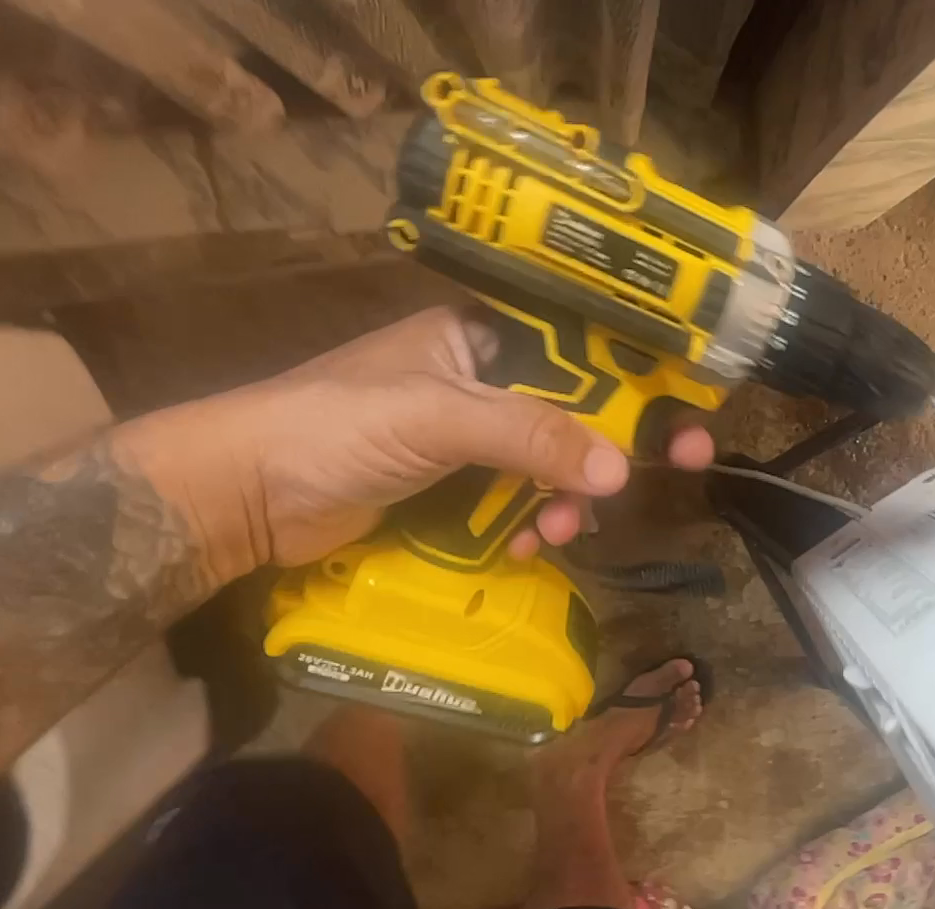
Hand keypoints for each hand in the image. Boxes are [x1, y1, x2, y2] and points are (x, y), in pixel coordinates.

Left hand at [113, 307, 714, 584]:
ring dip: (573, 496)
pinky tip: (527, 545)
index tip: (689, 400)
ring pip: (560, 462)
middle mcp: (489, 381)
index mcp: (482, 337)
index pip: (581, 344)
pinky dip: (538, 523)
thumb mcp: (436, 418)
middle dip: (620, 443)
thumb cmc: (332, 427)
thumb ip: (529, 436)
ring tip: (565, 527)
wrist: (245, 498)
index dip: (640, 371)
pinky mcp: (465, 489)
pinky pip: (527, 501)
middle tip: (688, 459)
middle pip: (582, 407)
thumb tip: (620, 470)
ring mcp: (478, 439)